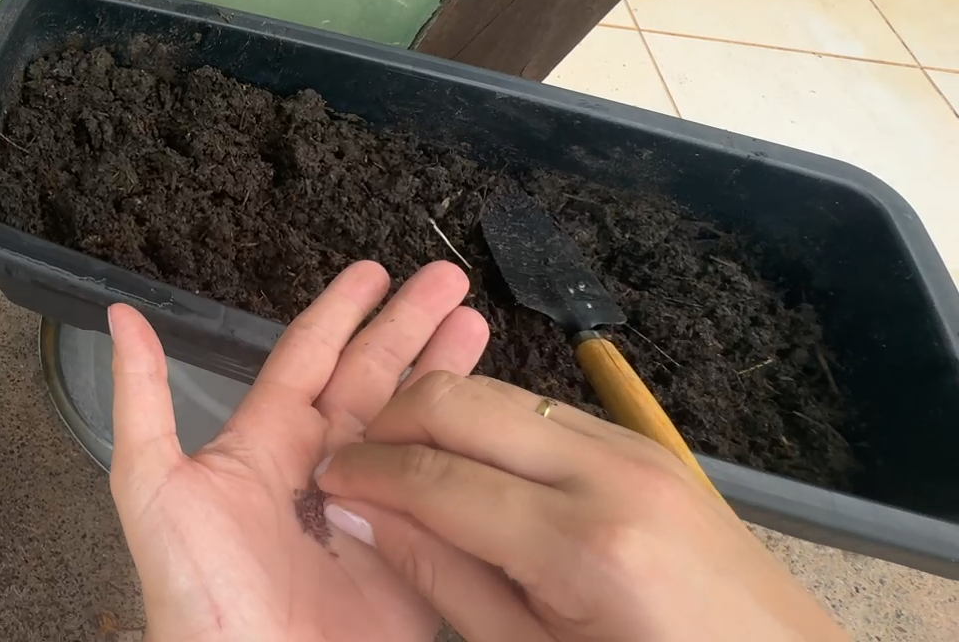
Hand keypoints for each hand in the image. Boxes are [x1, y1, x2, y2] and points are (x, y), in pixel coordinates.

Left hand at [109, 260, 489, 641]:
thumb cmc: (194, 589)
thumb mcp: (152, 482)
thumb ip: (141, 395)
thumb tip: (121, 313)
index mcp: (266, 442)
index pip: (310, 358)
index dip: (341, 313)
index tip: (374, 272)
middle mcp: (323, 470)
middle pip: (371, 380)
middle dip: (408, 327)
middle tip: (446, 280)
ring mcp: (373, 517)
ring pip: (415, 428)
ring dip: (446, 375)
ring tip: (476, 324)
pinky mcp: (413, 568)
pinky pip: (447, 502)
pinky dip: (471, 458)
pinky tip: (498, 420)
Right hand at [316, 372, 845, 641]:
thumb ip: (438, 576)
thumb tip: (353, 511)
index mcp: (585, 549)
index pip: (432, 478)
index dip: (364, 474)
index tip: (324, 481)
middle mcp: (607, 476)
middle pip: (453, 403)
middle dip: (386, 422)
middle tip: (356, 462)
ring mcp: (631, 449)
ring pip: (486, 389)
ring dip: (427, 412)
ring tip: (400, 457)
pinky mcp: (640, 443)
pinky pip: (530, 404)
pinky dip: (477, 419)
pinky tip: (464, 461)